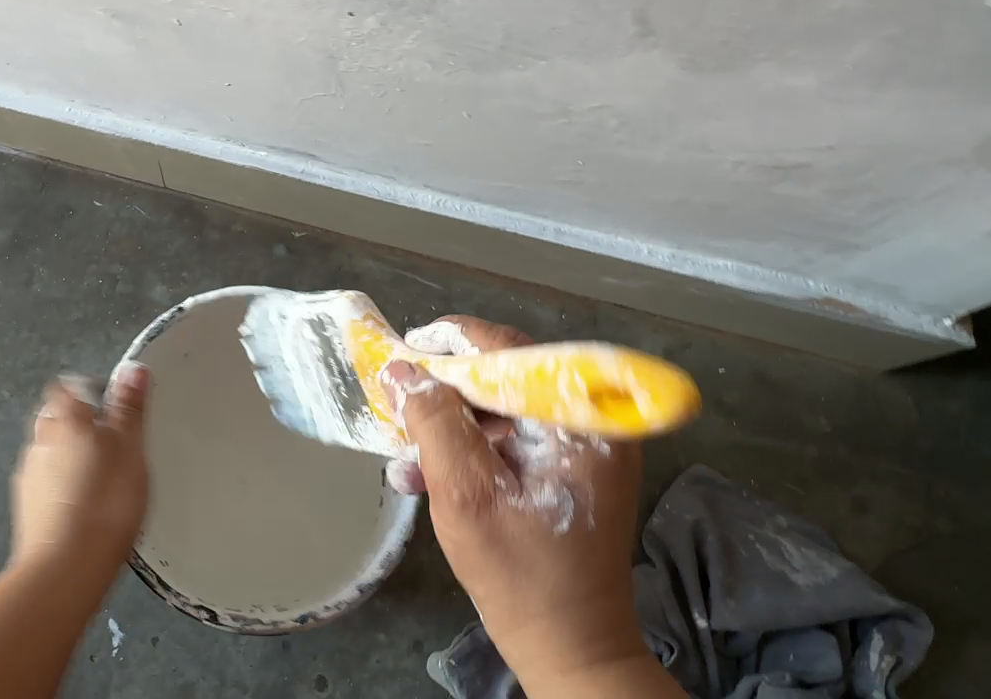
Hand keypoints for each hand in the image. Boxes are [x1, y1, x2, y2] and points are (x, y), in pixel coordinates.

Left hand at [9, 363, 151, 585]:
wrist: (64, 569)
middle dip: (77, 425)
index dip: (86, 392)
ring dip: (68, 457)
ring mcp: (28, 475)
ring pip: (49, 452)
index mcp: (64, 418)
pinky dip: (61, 487)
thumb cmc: (105, 501)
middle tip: (109, 443)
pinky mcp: (26, 508)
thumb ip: (129, 407)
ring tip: (99, 479)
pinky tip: (82, 507)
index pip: (65, 387)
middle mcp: (39, 440)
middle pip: (55, 418)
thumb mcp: (130, 448)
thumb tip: (132, 367)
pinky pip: (45, 484)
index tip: (109, 408)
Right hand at [384, 317, 650, 691]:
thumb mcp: (465, 493)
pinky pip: (509, 435)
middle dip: (446, 387)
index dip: (454, 342)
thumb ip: (433, 422)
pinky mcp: (565, 467)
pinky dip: (468, 445)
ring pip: (501, 406)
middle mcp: (590, 423)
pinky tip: (425, 471)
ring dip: (449, 421)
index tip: (407, 348)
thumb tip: (402, 371)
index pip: (511, 352)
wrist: (569, 648)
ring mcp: (580, 446)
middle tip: (401, 395)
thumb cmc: (520, 574)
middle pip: (505, 376)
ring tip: (404, 445)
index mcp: (580, 422)